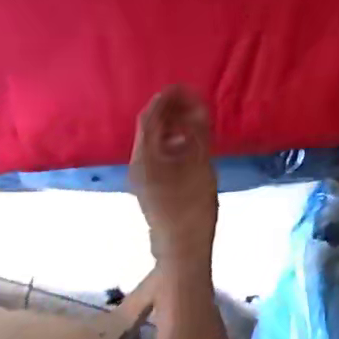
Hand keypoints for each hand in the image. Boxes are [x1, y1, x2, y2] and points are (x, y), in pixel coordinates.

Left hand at [130, 86, 218, 269]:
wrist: (181, 250)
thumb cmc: (192, 208)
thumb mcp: (200, 166)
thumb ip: (197, 135)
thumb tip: (197, 108)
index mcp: (145, 157)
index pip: (151, 116)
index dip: (167, 98)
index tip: (187, 88)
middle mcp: (138, 164)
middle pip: (150, 127)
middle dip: (171, 109)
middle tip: (195, 100)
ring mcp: (142, 176)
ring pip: (154, 140)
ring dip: (173, 124)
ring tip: (196, 118)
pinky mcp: (150, 185)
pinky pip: (158, 152)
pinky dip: (173, 140)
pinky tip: (190, 142)